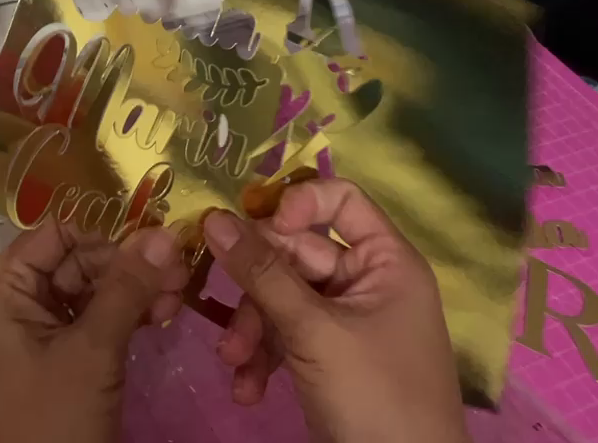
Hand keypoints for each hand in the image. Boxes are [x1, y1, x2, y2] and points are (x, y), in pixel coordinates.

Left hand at [0, 221, 190, 442]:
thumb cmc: (51, 421)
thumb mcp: (91, 352)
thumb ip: (127, 288)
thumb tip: (166, 234)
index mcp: (5, 285)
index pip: (58, 233)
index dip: (106, 234)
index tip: (158, 242)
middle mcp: (18, 298)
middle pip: (79, 259)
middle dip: (128, 265)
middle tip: (179, 273)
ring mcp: (40, 329)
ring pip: (93, 289)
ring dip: (135, 290)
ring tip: (176, 298)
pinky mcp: (63, 357)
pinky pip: (97, 318)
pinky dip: (128, 316)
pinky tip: (161, 316)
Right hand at [203, 178, 468, 442]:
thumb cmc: (375, 398)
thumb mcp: (313, 331)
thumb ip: (262, 272)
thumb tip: (212, 216)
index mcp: (385, 262)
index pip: (341, 199)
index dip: (299, 202)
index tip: (261, 224)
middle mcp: (366, 281)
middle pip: (295, 252)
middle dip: (255, 285)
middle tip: (221, 301)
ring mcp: (346, 320)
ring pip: (282, 294)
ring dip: (252, 326)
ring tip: (232, 361)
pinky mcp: (327, 354)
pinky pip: (286, 332)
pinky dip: (263, 355)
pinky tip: (247, 387)